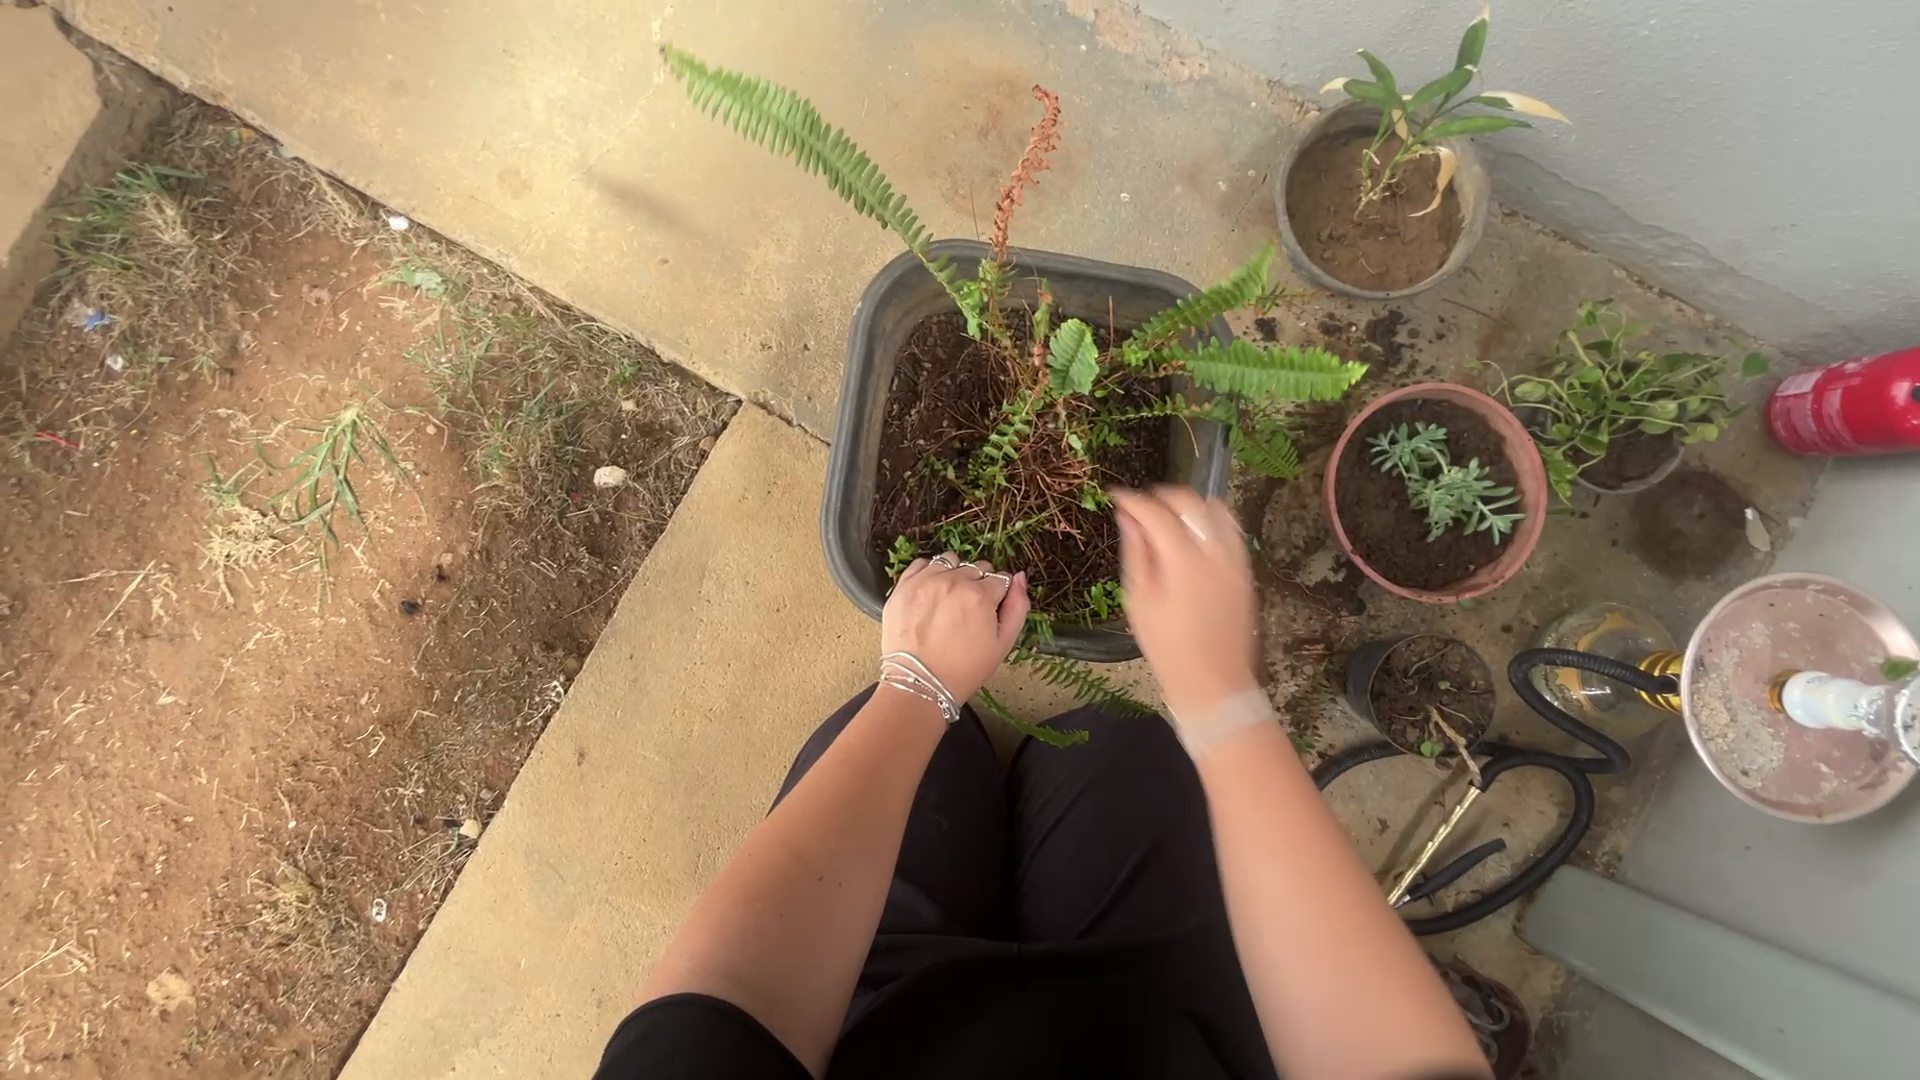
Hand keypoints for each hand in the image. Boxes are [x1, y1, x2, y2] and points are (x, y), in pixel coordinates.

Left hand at [882, 554, 1030, 702]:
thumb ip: (1018, 607)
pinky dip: (929, 573)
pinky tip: (931, 592)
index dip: (998, 595)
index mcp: (981, 595)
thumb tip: (1019, 577)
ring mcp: (926, 581)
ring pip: (950, 561)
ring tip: (949, 598)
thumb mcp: (1003, 644)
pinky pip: (922, 564)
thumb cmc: (964, 669)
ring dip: (954, 573)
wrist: (920, 683)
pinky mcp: (904, 585)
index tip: (990, 609)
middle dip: (978, 584)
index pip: (1000, 578)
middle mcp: (953, 581)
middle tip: (969, 609)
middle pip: (976, 568)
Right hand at [1111, 487, 1258, 724]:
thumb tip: (1127, 517)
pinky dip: (1210, 522)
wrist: (1213, 681)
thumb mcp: (1139, 601)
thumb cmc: (1167, 647)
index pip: (1155, 512)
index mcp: (1183, 561)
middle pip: (1190, 502)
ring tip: (1167, 518)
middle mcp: (1215, 553)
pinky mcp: (1245, 570)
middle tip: (1139, 507)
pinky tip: (1192, 535)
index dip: (1132, 500)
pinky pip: (1230, 530)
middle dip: (1161, 496)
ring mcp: (1235, 560)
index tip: (1115, 496)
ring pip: (1216, 510)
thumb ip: (1136, 552)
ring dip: (1189, 506)